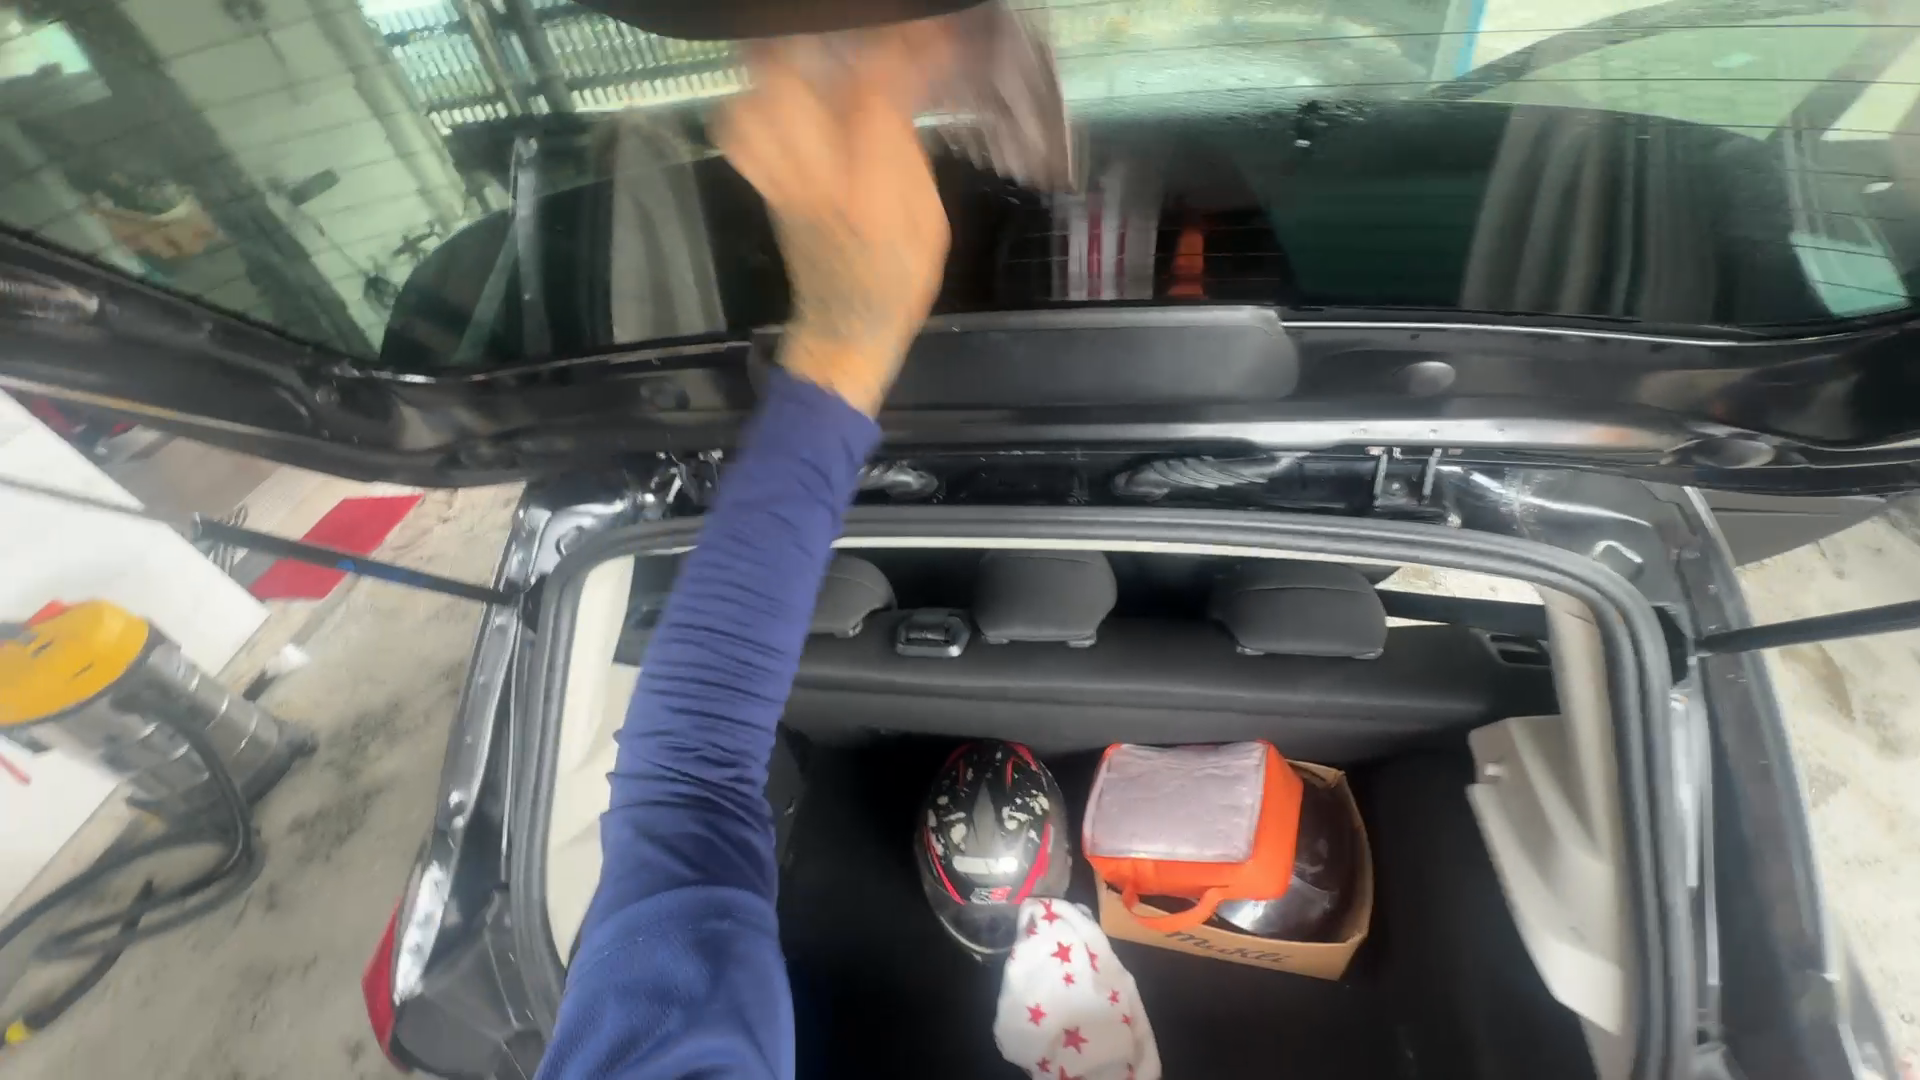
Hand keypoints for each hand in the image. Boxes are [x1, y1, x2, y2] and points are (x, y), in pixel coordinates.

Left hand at [715, 32, 951, 415]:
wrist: (844, 333)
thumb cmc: (897, 285)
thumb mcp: (929, 227)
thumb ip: (909, 161)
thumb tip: (896, 104)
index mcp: (870, 188)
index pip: (874, 90)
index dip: (899, 49)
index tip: (923, 35)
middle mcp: (818, 174)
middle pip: (789, 79)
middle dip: (812, 42)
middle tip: (841, 37)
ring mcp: (781, 180)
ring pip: (753, 100)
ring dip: (775, 68)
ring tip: (804, 60)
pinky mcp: (764, 189)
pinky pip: (740, 135)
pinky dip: (751, 107)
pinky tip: (776, 103)